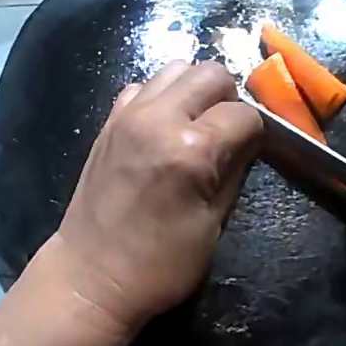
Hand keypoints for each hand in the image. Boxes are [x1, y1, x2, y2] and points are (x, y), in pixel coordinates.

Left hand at [32, 61, 261, 341]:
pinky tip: (165, 127)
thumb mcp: (213, 223)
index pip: (242, 113)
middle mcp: (158, 119)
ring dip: (195, 90)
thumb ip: (235, 170)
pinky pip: (143, 86)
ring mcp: (129, 115)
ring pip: (176, 68)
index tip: (253, 148)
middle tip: (227, 130)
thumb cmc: (160, 263)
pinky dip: (162, 96)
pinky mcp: (110, 121)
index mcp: (190, 150)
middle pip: (211, 73)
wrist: (90, 277)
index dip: (256, 130)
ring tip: (197, 123)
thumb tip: (251, 140)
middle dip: (229, 97)